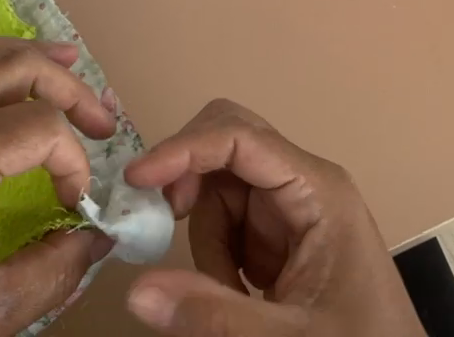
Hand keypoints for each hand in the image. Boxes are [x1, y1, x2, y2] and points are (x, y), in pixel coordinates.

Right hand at [121, 100, 425, 336]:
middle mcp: (300, 183)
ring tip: (232, 293)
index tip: (138, 178)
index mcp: (317, 189)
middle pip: (226, 141)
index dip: (185, 147)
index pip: (240, 137)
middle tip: (168, 219)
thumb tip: (136, 292)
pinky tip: (237, 291)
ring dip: (206, 235)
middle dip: (190, 175)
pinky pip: (223, 220)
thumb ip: (215, 315)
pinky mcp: (275, 233)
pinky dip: (213, 252)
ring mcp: (287, 207)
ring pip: (217, 185)